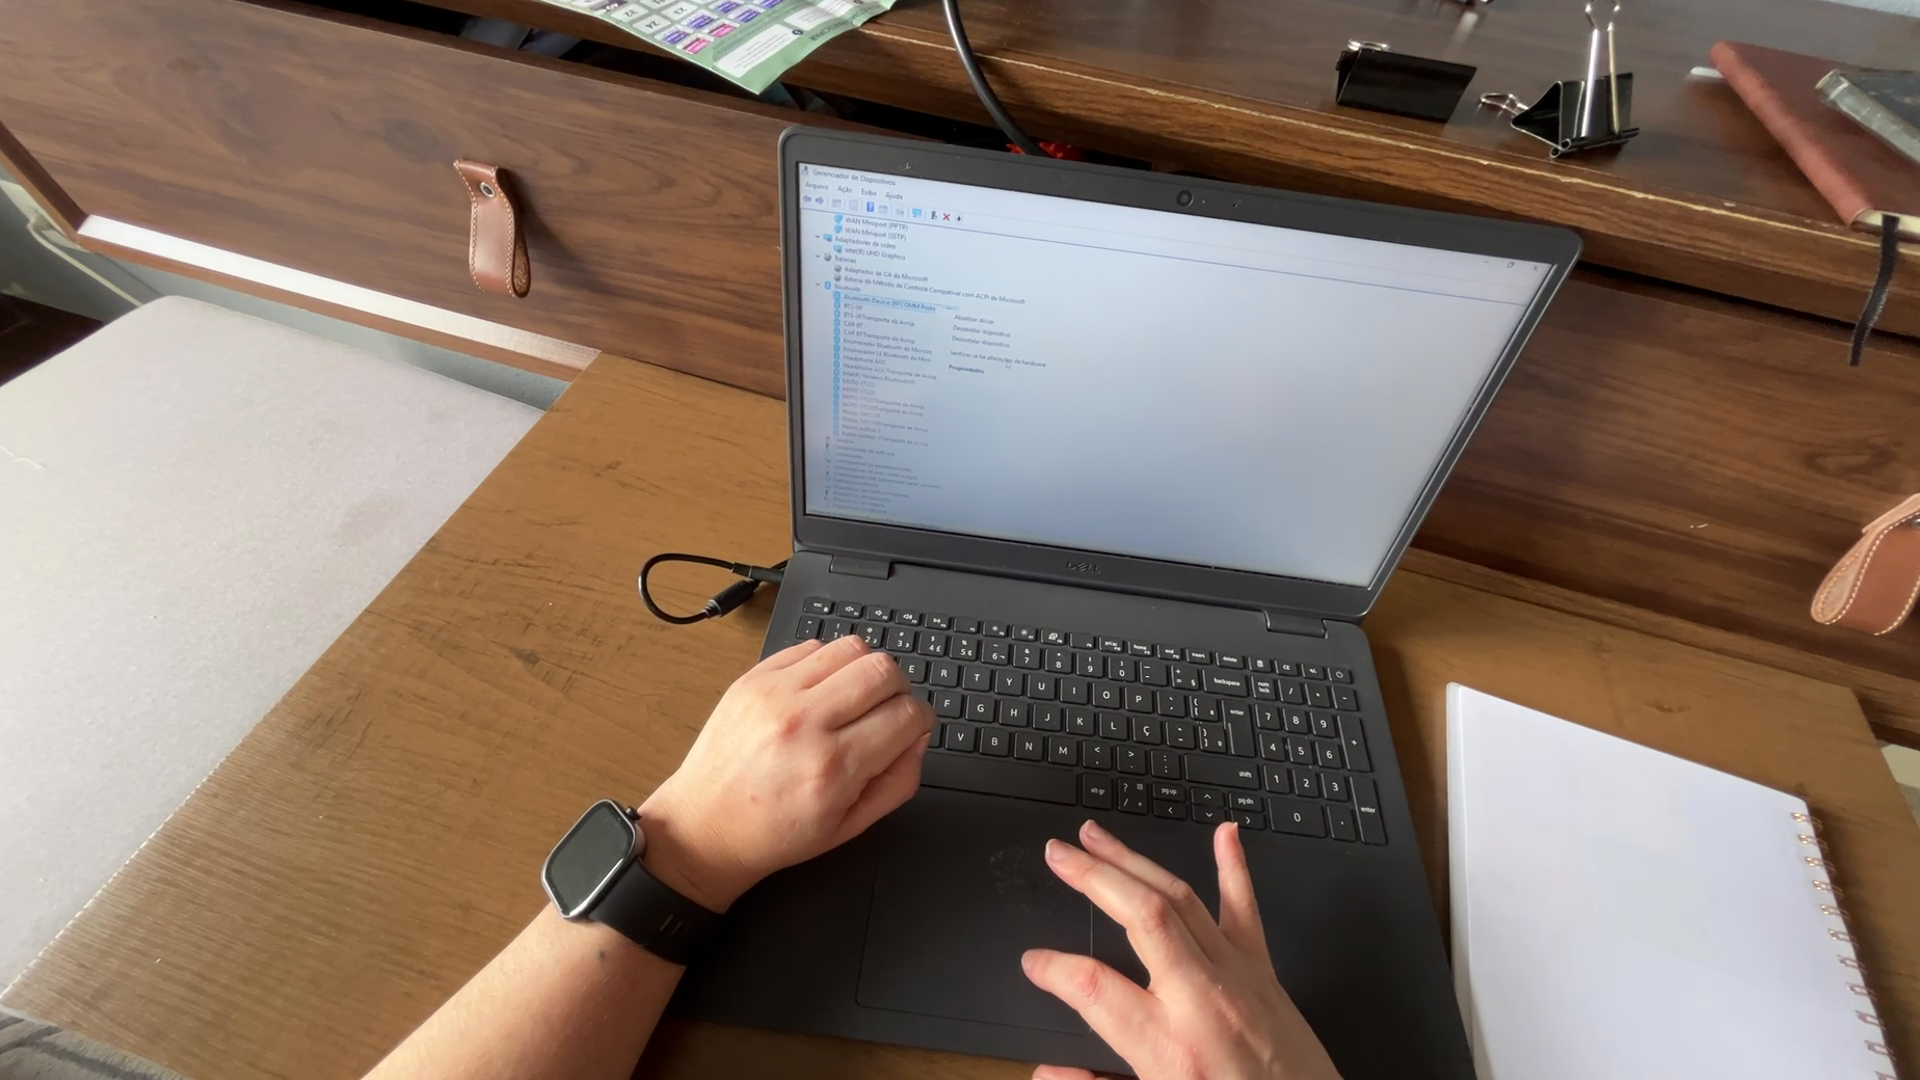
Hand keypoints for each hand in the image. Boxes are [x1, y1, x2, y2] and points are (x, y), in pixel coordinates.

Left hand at [638, 636, 932, 912]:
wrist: (702, 827)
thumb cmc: (774, 833)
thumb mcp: (850, 826)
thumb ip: (899, 780)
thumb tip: (920, 735)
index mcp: (833, 768)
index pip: (906, 714)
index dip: (921, 719)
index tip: (913, 726)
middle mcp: (805, 723)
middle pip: (884, 670)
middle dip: (899, 689)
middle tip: (887, 710)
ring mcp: (776, 694)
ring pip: (852, 647)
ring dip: (865, 669)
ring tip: (854, 697)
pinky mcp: (754, 677)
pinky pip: (812, 646)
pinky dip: (828, 663)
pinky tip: (820, 691)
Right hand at [1022, 820, 1342, 1079]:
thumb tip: (1043, 1073)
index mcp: (1171, 1049)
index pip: (1094, 988)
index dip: (1054, 969)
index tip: (1034, 962)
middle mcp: (1202, 1000)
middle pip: (1141, 914)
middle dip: (1092, 875)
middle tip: (1057, 852)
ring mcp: (1236, 976)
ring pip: (1179, 898)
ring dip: (1133, 860)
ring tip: (1096, 837)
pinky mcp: (1263, 970)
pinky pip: (1245, 908)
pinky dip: (1234, 867)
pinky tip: (1225, 833)